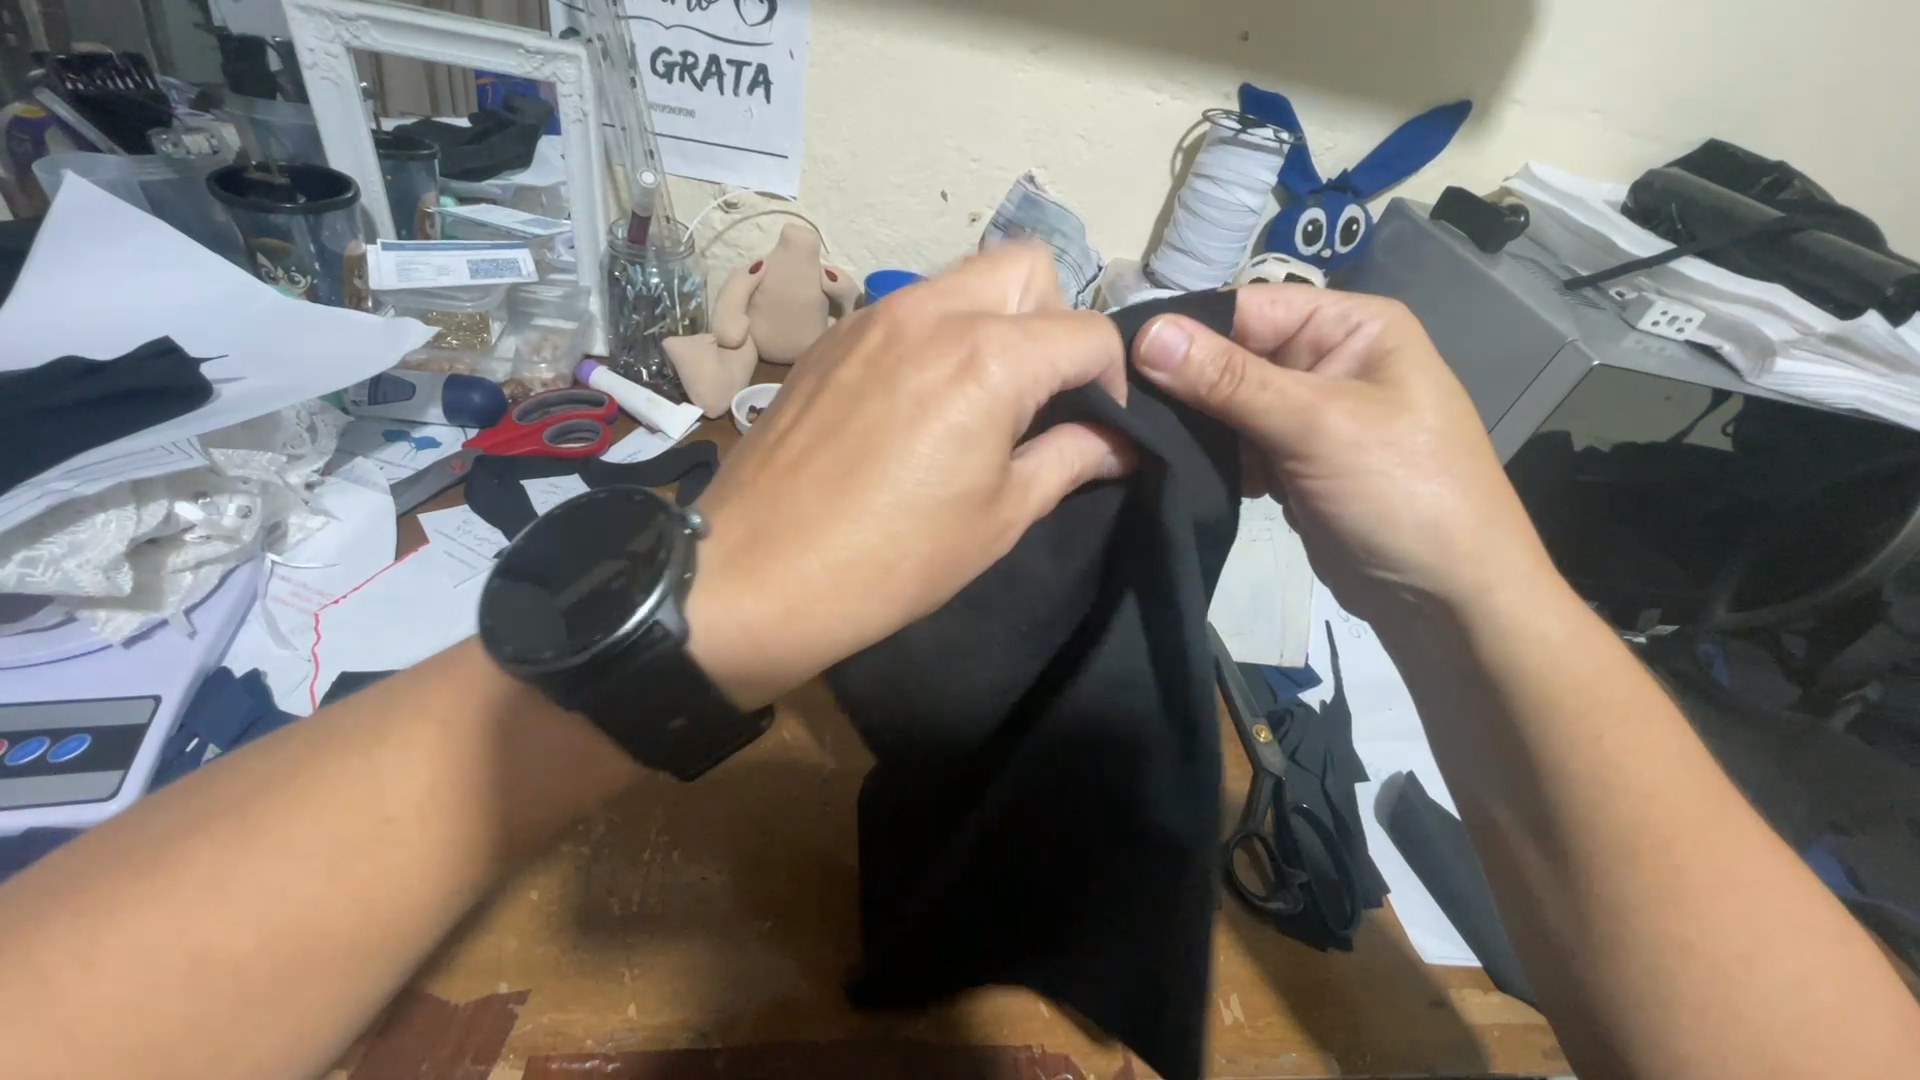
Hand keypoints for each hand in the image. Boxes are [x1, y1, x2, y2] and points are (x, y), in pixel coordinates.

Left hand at [685, 246, 1131, 706]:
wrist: (755, 575)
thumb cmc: (892, 560)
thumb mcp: (1000, 518)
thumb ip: (1070, 460)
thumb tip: (1117, 441)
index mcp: (989, 357)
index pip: (1088, 333)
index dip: (1111, 380)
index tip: (1098, 427)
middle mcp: (932, 312)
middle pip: (1028, 267)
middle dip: (1055, 321)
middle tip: (1040, 394)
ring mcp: (873, 317)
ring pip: (964, 278)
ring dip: (995, 321)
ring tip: (980, 396)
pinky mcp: (833, 338)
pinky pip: (908, 308)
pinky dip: (938, 334)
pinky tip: (918, 399)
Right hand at [1132, 285, 1555, 622]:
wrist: (1448, 599)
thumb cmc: (1402, 493)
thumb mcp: (1317, 425)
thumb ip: (1229, 379)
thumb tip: (1146, 334)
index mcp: (1350, 325)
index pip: (1246, 308)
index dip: (1184, 331)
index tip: (1116, 361)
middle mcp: (1327, 359)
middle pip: (1231, 355)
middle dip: (1183, 384)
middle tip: (1120, 411)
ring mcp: (1308, 414)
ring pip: (1226, 404)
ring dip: (1192, 426)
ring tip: (1145, 445)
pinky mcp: (1291, 461)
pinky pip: (1236, 444)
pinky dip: (1211, 458)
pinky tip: (1184, 473)